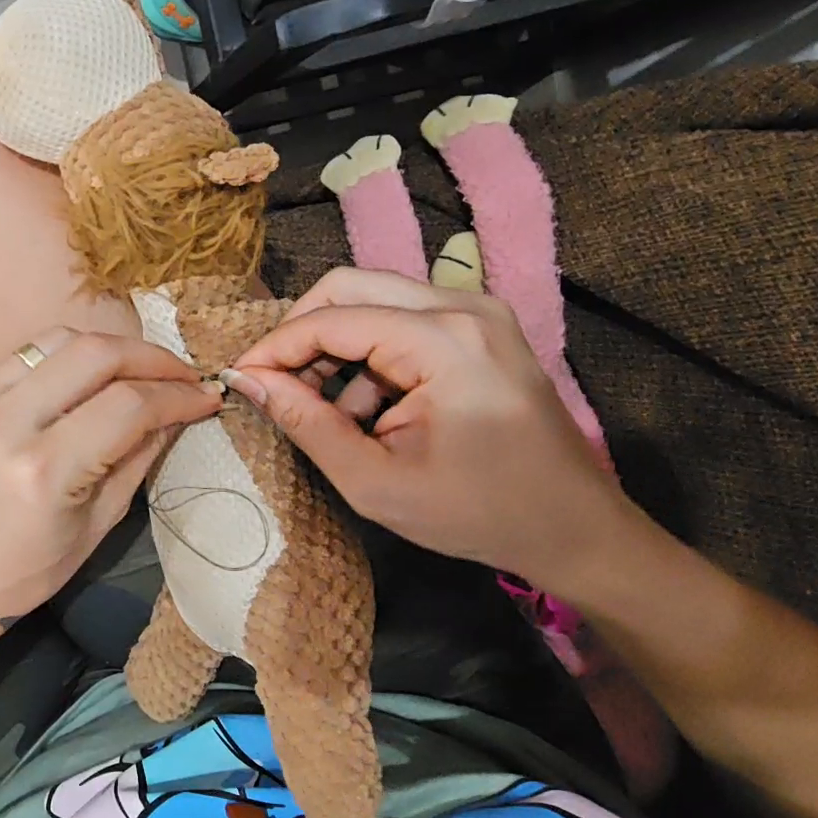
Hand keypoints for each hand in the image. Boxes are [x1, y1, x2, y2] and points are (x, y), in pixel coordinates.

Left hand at [0, 328, 223, 652]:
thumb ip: (142, 454)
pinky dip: (69, 357)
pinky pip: (29, 353)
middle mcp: (5, 424)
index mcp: (42, 470)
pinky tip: (92, 377)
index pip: (126, 405)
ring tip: (143, 372)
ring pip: (60, 340)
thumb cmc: (32, 566)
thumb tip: (183, 406)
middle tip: (181, 375)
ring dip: (111, 349)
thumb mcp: (102, 520)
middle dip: (150, 358)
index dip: (176, 394)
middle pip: (94, 354)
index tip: (206, 395)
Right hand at [225, 268, 632, 588]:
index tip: (240, 380)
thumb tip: (247, 381)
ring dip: (334, 346)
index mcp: (443, 342)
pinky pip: (401, 318)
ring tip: (326, 408)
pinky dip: (368, 354)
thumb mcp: (374, 481)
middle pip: (348, 287)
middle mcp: (463, 307)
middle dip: (300, 333)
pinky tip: (368, 409)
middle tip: (277, 383)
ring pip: (372, 298)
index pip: (329, 320)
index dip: (274, 348)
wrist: (578, 531)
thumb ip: (305, 422)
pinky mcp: (482, 328)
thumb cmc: (477, 513)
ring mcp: (479, 312)